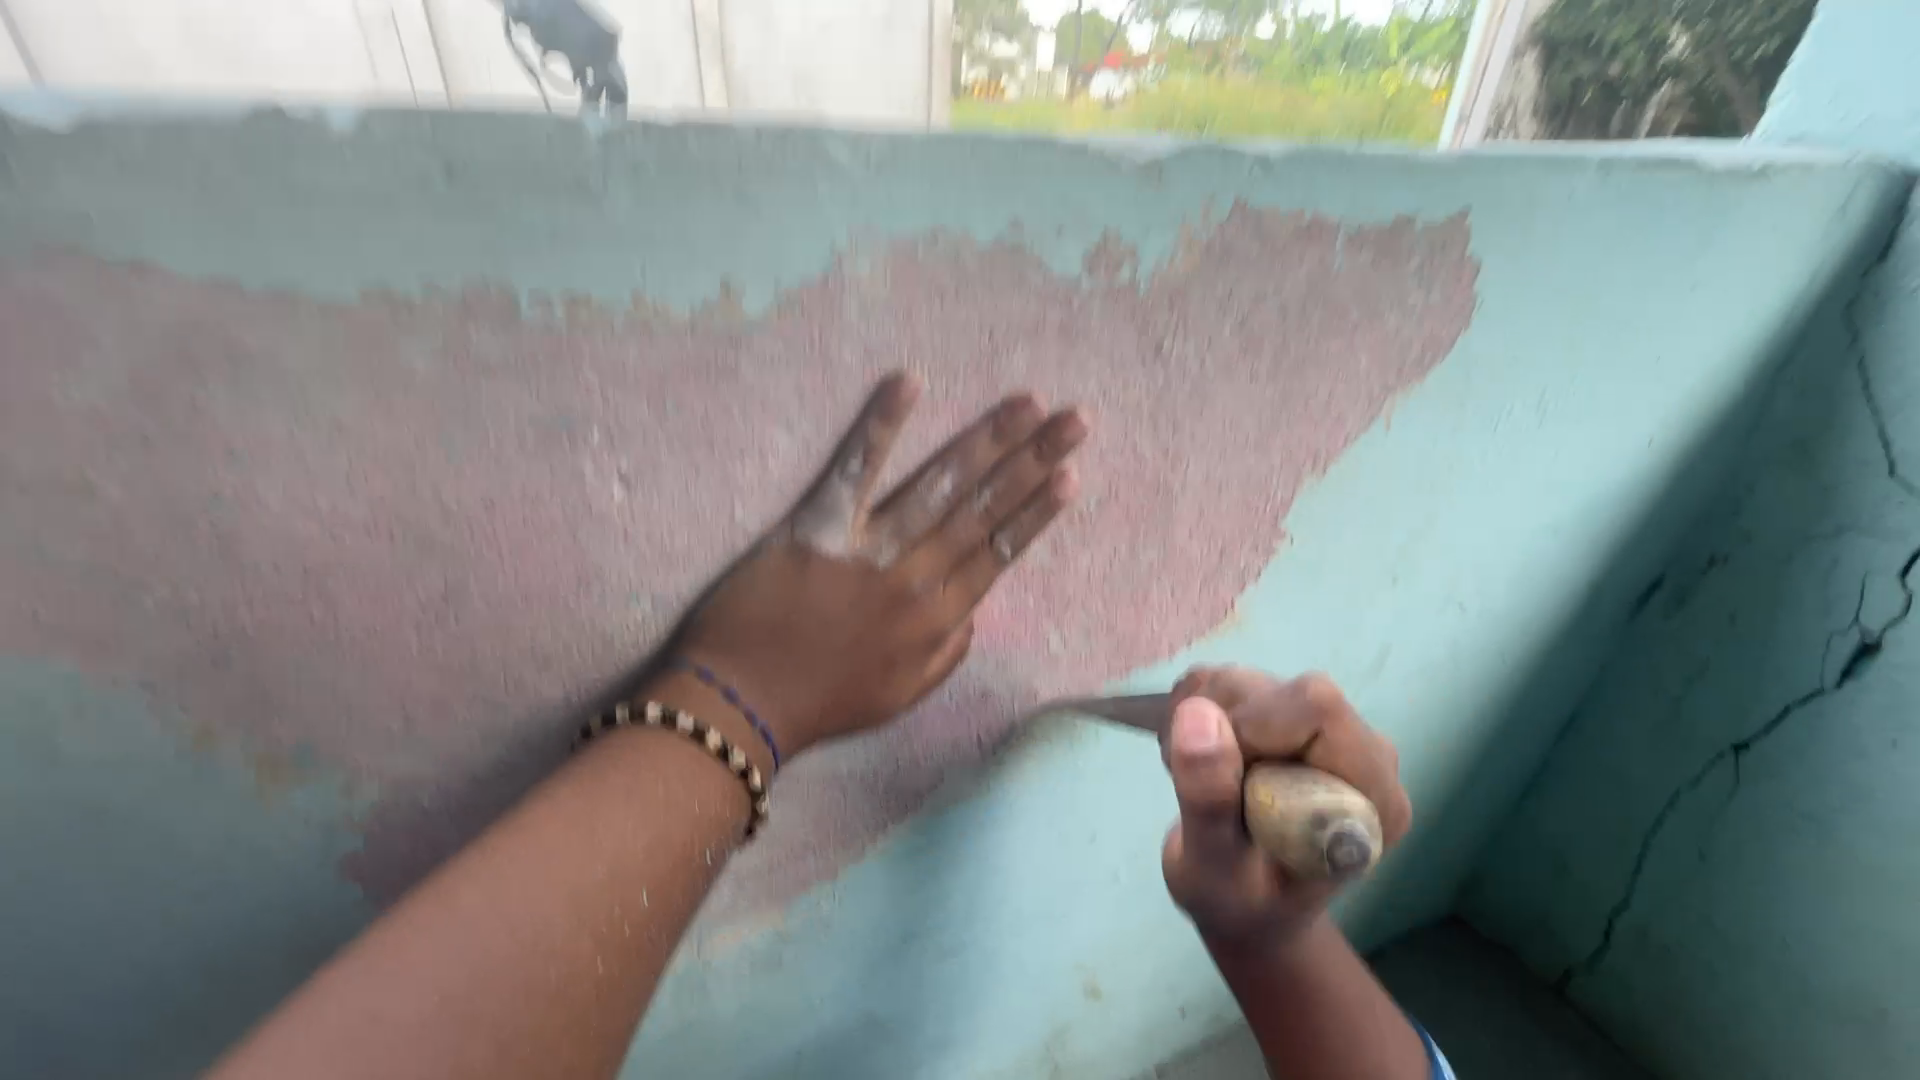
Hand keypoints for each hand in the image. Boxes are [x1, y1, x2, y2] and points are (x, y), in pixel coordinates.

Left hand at [672, 373, 1088, 758]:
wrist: (741, 705)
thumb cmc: (820, 703)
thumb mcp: (901, 697)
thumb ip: (948, 652)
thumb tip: (973, 607)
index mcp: (937, 619)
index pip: (999, 552)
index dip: (1037, 510)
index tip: (1071, 474)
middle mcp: (915, 577)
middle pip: (984, 508)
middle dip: (1034, 460)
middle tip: (1074, 418)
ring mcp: (869, 549)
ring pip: (939, 485)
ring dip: (987, 439)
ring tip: (1027, 403)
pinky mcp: (817, 527)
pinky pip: (855, 469)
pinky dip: (882, 426)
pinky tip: (911, 382)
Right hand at [1161, 667, 1411, 951]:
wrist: (1248, 908)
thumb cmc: (1239, 903)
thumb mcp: (1215, 870)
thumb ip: (1210, 799)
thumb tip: (1198, 712)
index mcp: (1371, 795)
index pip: (1318, 708)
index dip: (1254, 726)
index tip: (1221, 775)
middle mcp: (1361, 752)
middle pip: (1279, 688)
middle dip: (1218, 722)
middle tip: (1190, 777)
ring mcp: (1325, 729)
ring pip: (1247, 679)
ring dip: (1198, 716)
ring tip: (1193, 774)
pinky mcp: (1291, 714)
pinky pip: (1230, 682)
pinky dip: (1195, 708)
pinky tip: (1199, 754)